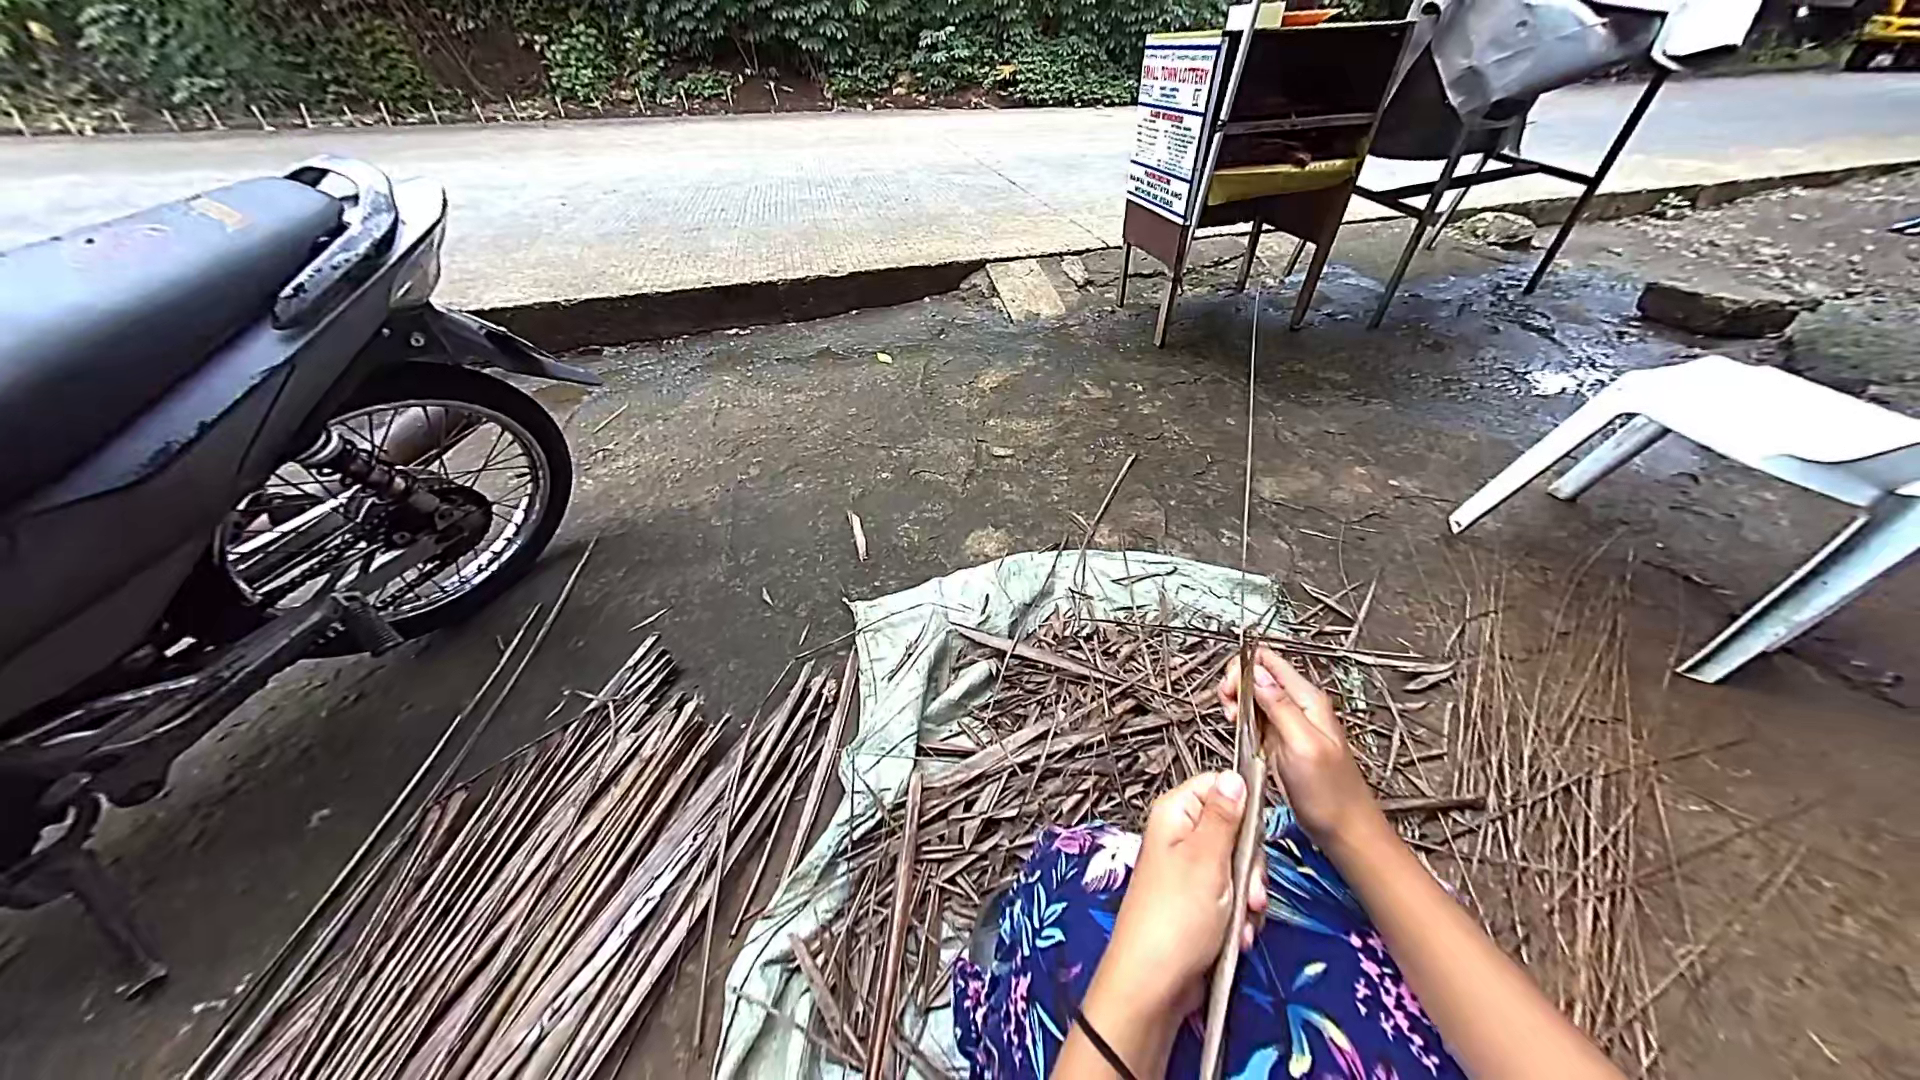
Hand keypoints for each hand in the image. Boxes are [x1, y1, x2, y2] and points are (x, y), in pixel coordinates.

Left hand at [1097, 771, 1269, 1017]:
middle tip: (1248, 890)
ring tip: (1238, 919)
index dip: (1244, 811)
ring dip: (1247, 897)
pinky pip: (1233, 896)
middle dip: (1251, 866)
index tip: (1254, 839)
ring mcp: (1190, 868)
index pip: (1219, 786)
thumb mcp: (1206, 858)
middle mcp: (1180, 835)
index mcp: (1175, 813)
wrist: (1155, 981)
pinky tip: (1235, 935)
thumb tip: (1234, 777)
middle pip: (1236, 830)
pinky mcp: (1198, 898)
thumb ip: (1223, 816)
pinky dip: (1239, 917)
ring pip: (1239, 867)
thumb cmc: (1174, 918)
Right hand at [1218, 647, 1381, 850]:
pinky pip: (1253, 715)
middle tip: (1230, 707)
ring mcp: (1288, 721)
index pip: (1268, 661)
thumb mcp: (1303, 744)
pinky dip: (1240, 718)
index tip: (1232, 692)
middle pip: (1256, 674)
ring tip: (1232, 719)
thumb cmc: (1330, 794)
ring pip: (1252, 694)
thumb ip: (1279, 705)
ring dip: (1235, 701)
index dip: (1243, 669)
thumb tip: (1258, 672)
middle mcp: (1298, 705)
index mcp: (1307, 699)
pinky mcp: (1278, 738)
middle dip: (1236, 685)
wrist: (1343, 829)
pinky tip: (1239, 730)